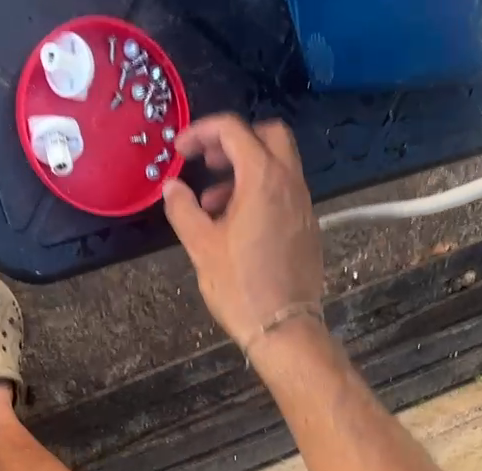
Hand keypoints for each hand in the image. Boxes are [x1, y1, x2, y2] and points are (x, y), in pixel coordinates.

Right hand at [163, 115, 324, 352]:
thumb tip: (172, 188)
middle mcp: (290, 183)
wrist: (283, 328)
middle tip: (208, 162)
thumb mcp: (201, 246)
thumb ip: (183, 209)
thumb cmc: (240, 286)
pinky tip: (238, 225)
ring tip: (214, 204)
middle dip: (235, 141)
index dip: (202, 131)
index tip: (181, 150)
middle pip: (268, 136)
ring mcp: (304, 206)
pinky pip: (285, 193)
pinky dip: (261, 193)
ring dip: (245, 171)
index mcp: (263, 178)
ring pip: (278, 166)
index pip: (233, 130)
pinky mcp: (308, 229)